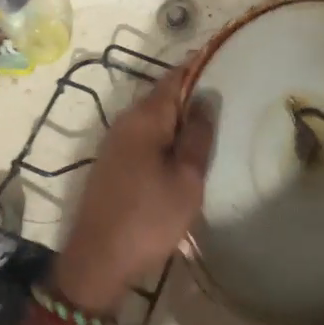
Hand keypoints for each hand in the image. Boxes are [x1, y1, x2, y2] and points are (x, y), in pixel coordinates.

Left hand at [54, 63, 214, 312]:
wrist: (96, 263)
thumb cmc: (148, 219)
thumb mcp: (186, 179)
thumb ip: (198, 135)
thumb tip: (206, 98)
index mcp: (144, 118)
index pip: (175, 77)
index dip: (199, 67)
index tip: (226, 60)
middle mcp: (125, 122)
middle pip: (163, 96)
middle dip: (192, 93)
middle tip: (227, 97)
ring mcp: (114, 143)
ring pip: (153, 118)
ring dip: (179, 118)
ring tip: (211, 124)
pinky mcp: (111, 165)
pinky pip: (144, 137)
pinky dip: (165, 136)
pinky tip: (183, 151)